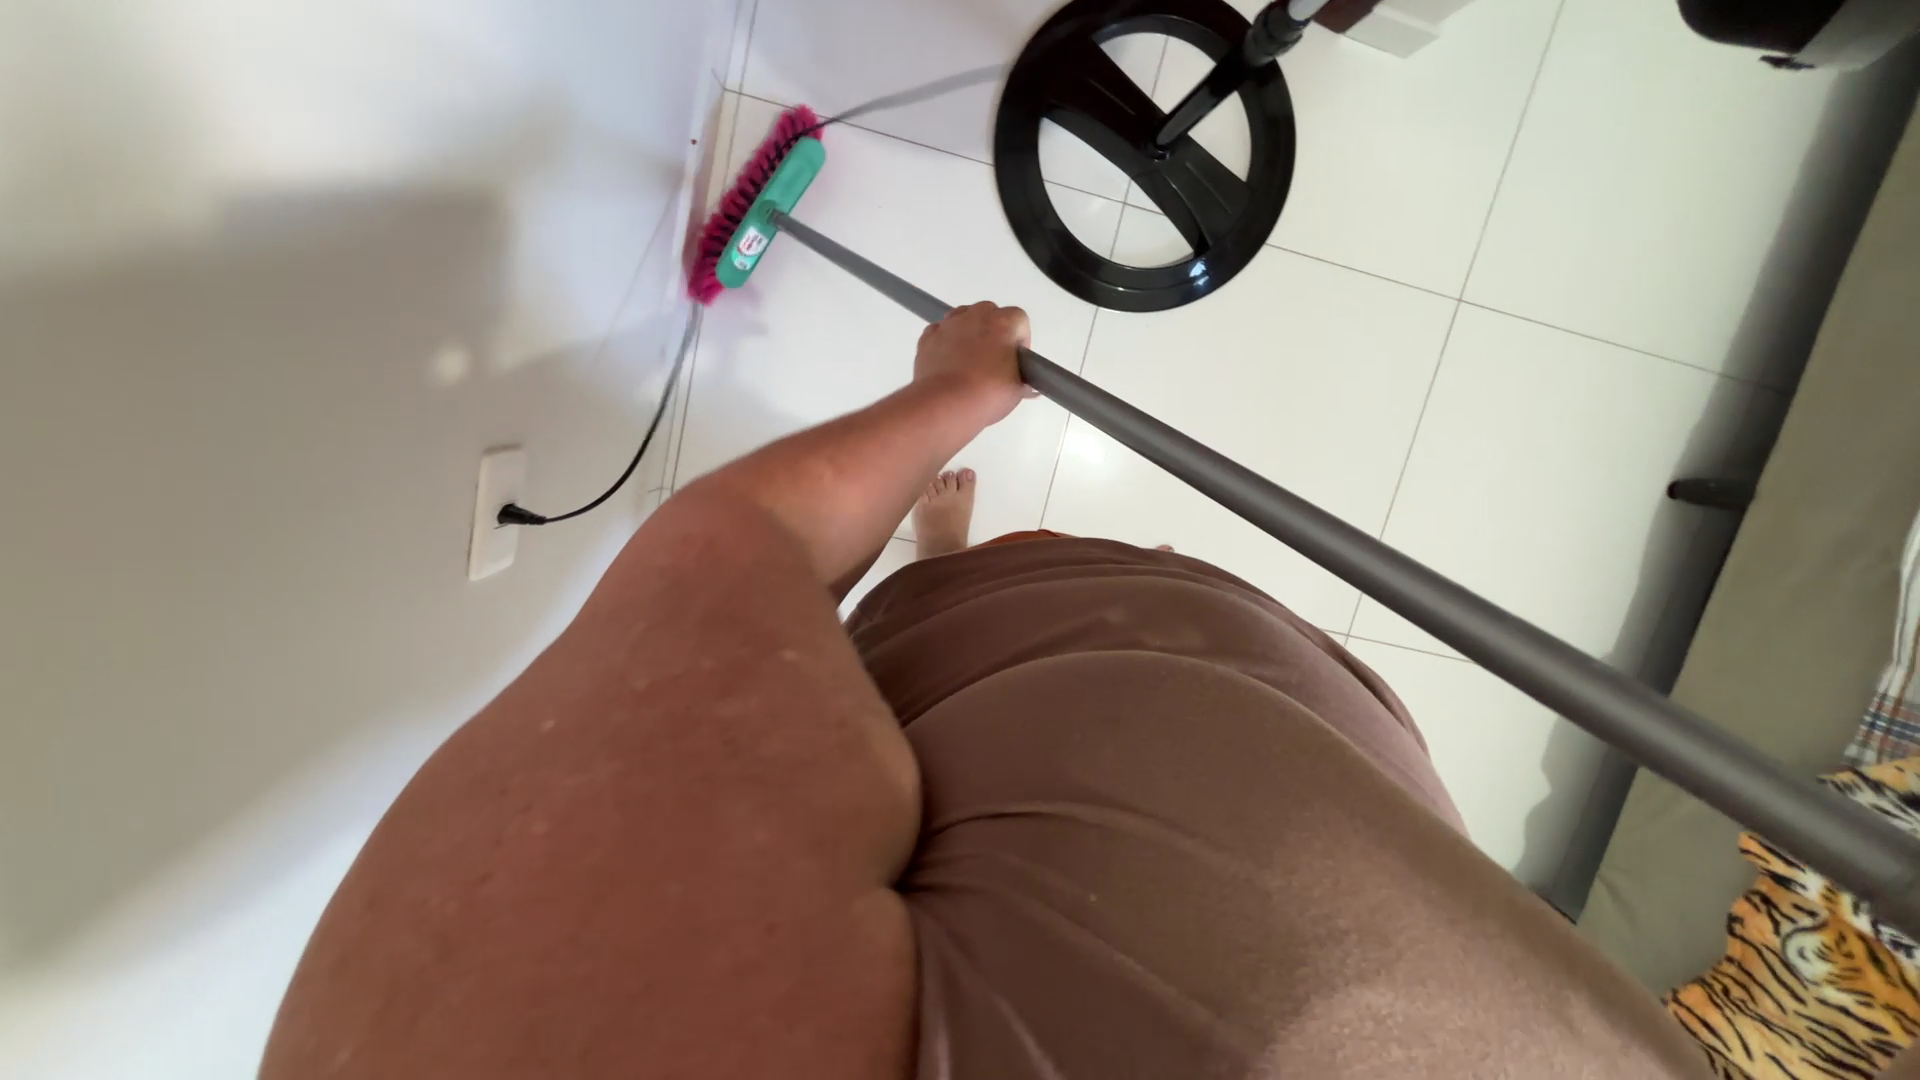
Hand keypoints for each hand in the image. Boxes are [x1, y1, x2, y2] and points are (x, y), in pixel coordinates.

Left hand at [913, 302, 1030, 422]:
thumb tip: (1024, 384)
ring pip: (963, 318)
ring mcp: (949, 324)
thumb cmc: (987, 394)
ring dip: (968, 334)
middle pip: (990, 314)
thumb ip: (1022, 379)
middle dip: (993, 333)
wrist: (945, 405)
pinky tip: (949, 363)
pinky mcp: (928, 337)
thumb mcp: (1017, 390)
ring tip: (969, 363)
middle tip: (993, 362)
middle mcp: (976, 315)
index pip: (1019, 320)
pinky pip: (941, 332)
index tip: (1016, 360)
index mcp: (1003, 322)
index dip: (1019, 341)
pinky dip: (945, 342)